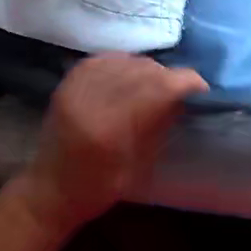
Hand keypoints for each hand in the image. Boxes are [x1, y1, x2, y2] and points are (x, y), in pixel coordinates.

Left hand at [8, 53, 207, 235]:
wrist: (49, 190)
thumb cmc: (97, 189)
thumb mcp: (138, 165)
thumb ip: (159, 126)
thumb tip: (183, 98)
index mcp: (109, 128)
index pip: (155, 88)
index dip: (183, 81)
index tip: (201, 86)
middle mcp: (90, 101)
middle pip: (140, 70)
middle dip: (167, 74)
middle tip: (181, 86)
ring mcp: (74, 89)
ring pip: (121, 60)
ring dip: (145, 67)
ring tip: (158, 80)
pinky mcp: (66, 84)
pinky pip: (101, 60)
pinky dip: (121, 62)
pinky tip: (132, 71)